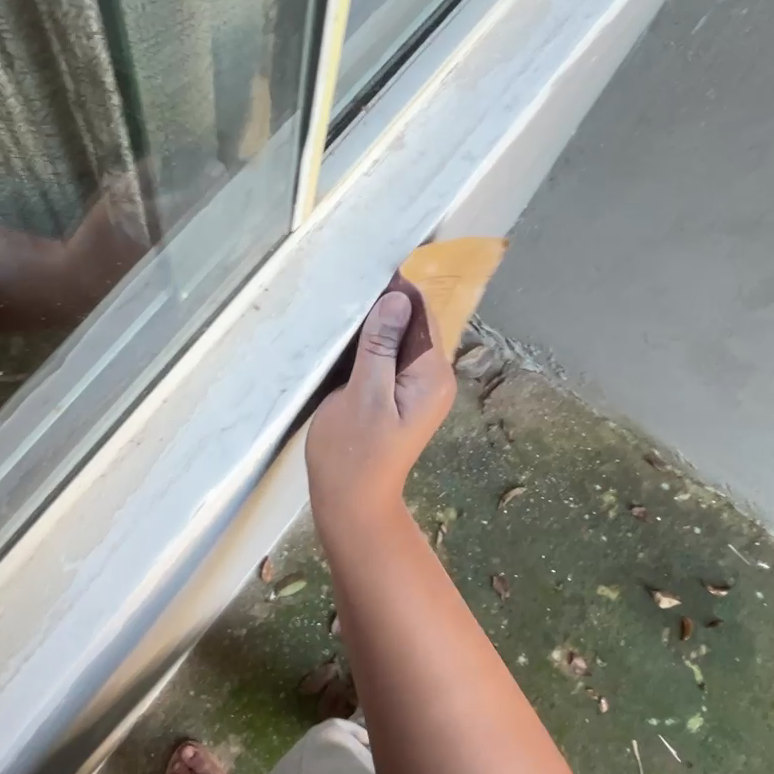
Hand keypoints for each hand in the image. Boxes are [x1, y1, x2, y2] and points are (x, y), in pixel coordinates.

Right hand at [306, 290, 456, 532]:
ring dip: (372, 326)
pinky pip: (387, 359)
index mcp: (431, 376)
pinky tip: (344, 341)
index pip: (421, 315)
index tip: (362, 270)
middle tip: (344, 287)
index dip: (395, 291)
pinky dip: (368, 347)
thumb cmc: (353, 454)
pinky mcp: (397, 397)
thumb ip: (380, 346)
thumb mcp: (363, 395)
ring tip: (340, 308)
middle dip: (382, 307)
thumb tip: (397, 298)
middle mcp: (432, 378)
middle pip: (412, 325)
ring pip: (397, 341)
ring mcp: (416, 389)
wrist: (350, 504)